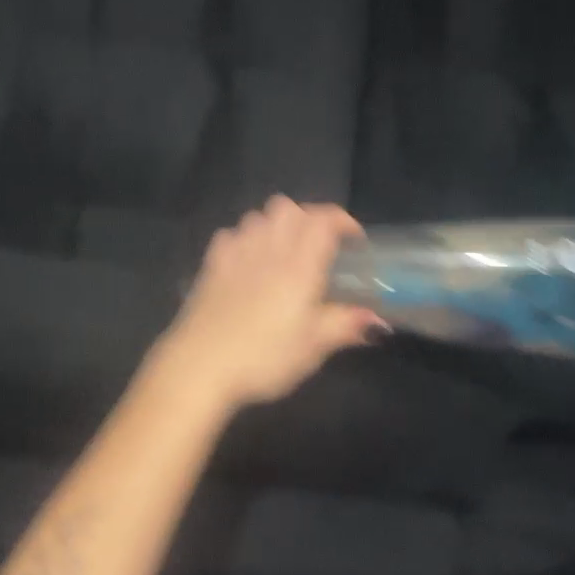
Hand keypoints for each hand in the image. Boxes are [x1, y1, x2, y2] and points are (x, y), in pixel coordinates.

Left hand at [152, 196, 384, 409]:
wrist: (198, 367)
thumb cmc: (262, 358)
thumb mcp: (312, 348)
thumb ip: (344, 325)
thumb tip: (376, 319)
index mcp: (298, 266)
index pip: (322, 219)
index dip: (342, 221)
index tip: (354, 242)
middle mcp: (266, 250)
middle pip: (288, 208)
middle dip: (308, 218)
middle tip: (320, 248)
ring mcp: (233, 255)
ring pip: (257, 216)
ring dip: (275, 226)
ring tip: (284, 253)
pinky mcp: (209, 268)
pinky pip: (230, 235)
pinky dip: (244, 239)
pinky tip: (247, 262)